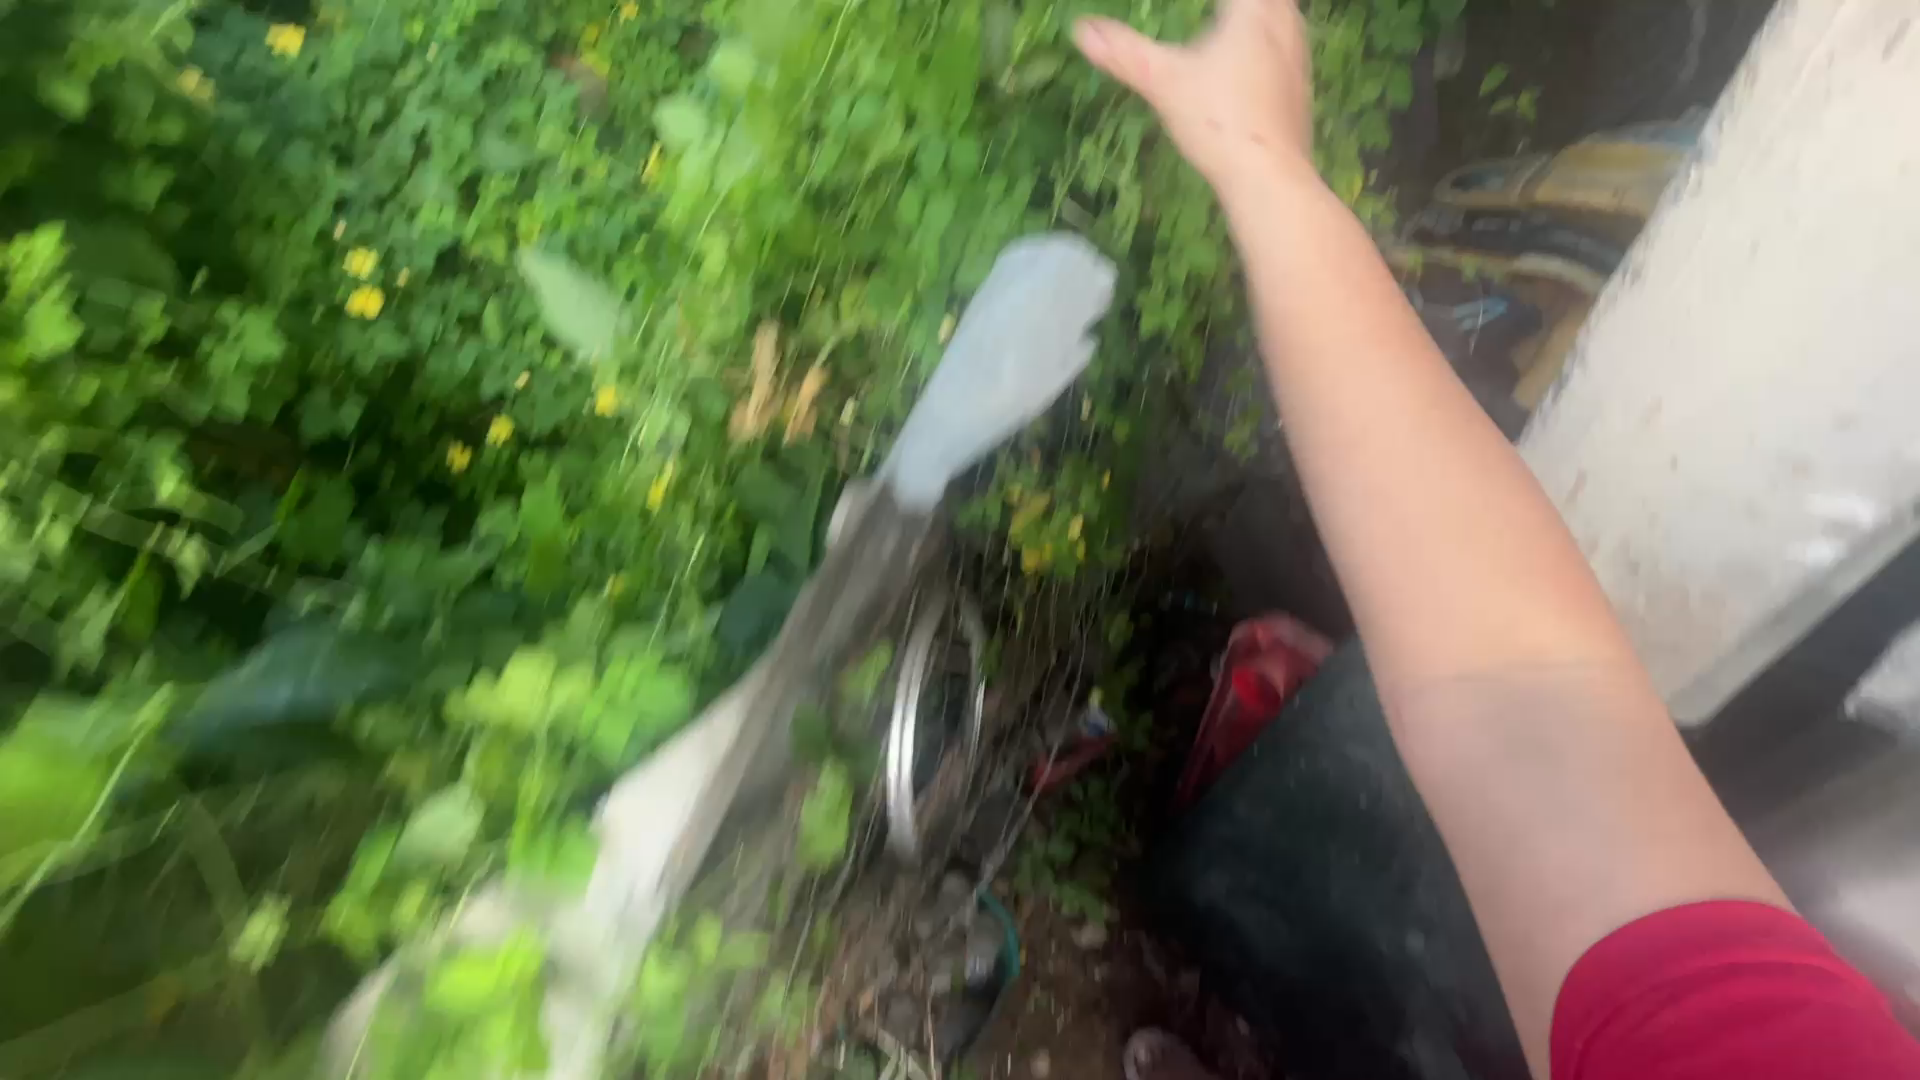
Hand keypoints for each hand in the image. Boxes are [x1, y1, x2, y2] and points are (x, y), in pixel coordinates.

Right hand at [1072, 0, 1314, 198]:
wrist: (1269, 176)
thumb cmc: (1218, 122)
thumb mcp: (1164, 84)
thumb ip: (1125, 54)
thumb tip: (1080, 29)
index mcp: (1254, 7)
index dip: (1213, 2)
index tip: (1199, 6)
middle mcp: (1285, 20)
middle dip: (1238, 6)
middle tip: (1216, 15)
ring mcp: (1298, 56)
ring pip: (1282, 16)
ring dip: (1259, 16)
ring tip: (1233, 26)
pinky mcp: (1300, 89)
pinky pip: (1285, 51)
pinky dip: (1268, 48)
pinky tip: (1250, 69)